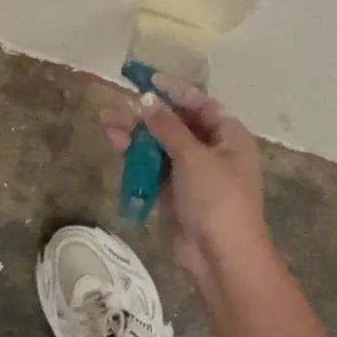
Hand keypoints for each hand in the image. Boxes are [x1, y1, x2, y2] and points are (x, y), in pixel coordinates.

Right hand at [101, 76, 267, 291]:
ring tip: (106, 120)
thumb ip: (168, 128)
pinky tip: (115, 144)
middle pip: (178, 125)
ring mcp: (191, 175)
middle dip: (149, 114)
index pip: (202, 105)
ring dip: (136, 134)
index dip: (177, 91)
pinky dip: (136, 158)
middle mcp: (212, 152)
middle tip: (118, 102)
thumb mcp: (194, 157)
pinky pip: (152, 169)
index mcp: (229, 137)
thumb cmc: (217, 199)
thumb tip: (147, 101)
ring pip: (160, 147)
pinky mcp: (173, 195)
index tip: (149, 81)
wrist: (220, 256)